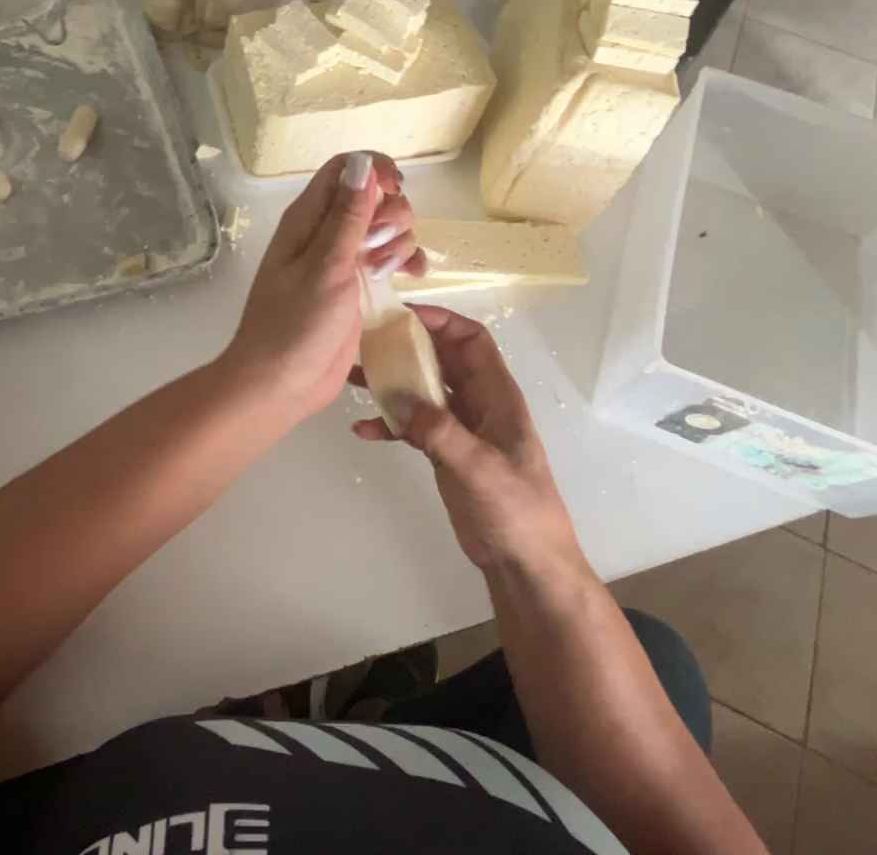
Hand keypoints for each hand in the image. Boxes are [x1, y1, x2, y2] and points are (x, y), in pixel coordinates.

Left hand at [219, 152, 426, 420]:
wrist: (281, 383)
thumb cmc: (295, 325)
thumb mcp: (325, 267)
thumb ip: (347, 217)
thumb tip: (363, 164)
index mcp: (307, 220)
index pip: (344, 169)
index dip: (375, 171)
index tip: (396, 190)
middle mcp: (324, 234)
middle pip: (373, 196)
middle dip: (391, 214)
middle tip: (378, 249)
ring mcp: (341, 261)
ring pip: (385, 228)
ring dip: (399, 241)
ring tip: (387, 272)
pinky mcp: (356, 288)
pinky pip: (389, 260)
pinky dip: (404, 261)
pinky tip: (412, 277)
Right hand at [352, 306, 581, 570]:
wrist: (523, 560)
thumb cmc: (516, 509)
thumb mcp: (480, 468)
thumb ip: (440, 431)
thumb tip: (400, 399)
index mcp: (497, 397)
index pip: (471, 341)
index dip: (441, 321)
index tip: (401, 316)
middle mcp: (478, 404)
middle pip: (441, 359)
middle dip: (407, 345)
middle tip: (366, 340)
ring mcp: (459, 427)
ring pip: (422, 390)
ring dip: (391, 382)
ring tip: (353, 377)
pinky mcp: (443, 451)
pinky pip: (412, 425)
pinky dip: (389, 423)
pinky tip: (364, 431)